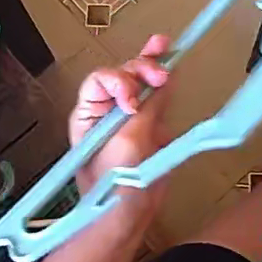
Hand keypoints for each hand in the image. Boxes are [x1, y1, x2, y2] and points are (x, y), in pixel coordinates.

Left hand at [68, 35, 170, 197]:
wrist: (127, 217)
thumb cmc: (116, 185)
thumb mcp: (130, 143)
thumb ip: (148, 111)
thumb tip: (163, 85)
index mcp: (89, 115)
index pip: (100, 81)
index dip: (120, 82)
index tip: (135, 101)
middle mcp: (107, 113)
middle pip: (122, 77)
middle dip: (141, 69)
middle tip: (161, 71)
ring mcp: (129, 120)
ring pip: (140, 84)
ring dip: (152, 65)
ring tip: (164, 45)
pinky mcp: (149, 129)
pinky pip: (157, 101)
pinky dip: (165, 84)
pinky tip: (171, 61)